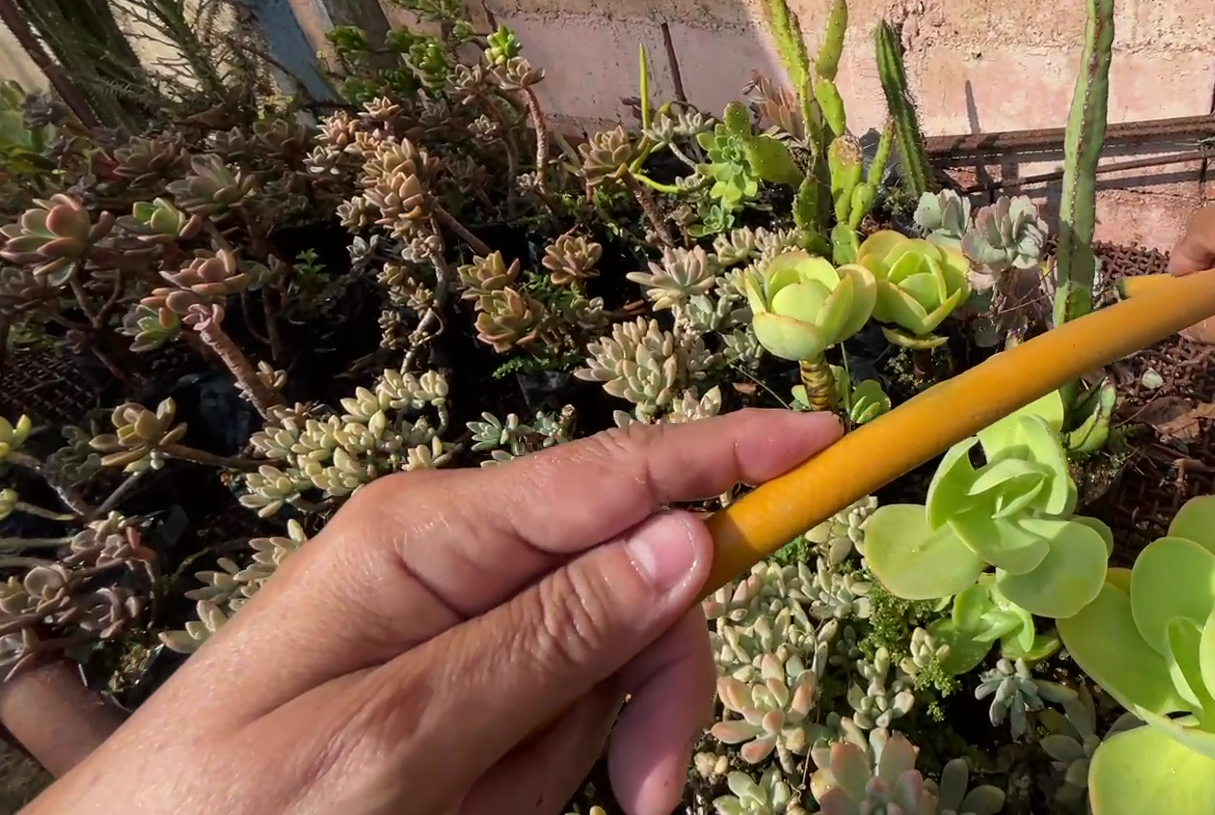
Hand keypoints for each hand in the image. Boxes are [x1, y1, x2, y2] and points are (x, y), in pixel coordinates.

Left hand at [27, 409, 841, 814]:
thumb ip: (548, 639)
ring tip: (541, 812)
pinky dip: (587, 755)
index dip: (733, 450)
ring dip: (618, 729)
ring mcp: (493, 615)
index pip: (623, 469)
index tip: (826, 437)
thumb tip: (691, 541)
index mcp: (443, 527)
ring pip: (630, 640)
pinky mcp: (501, 677)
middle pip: (641, 568)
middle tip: (648, 788)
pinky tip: (514, 805)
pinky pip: (594, 694)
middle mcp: (479, 551)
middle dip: (660, 667)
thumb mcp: (387, 748)